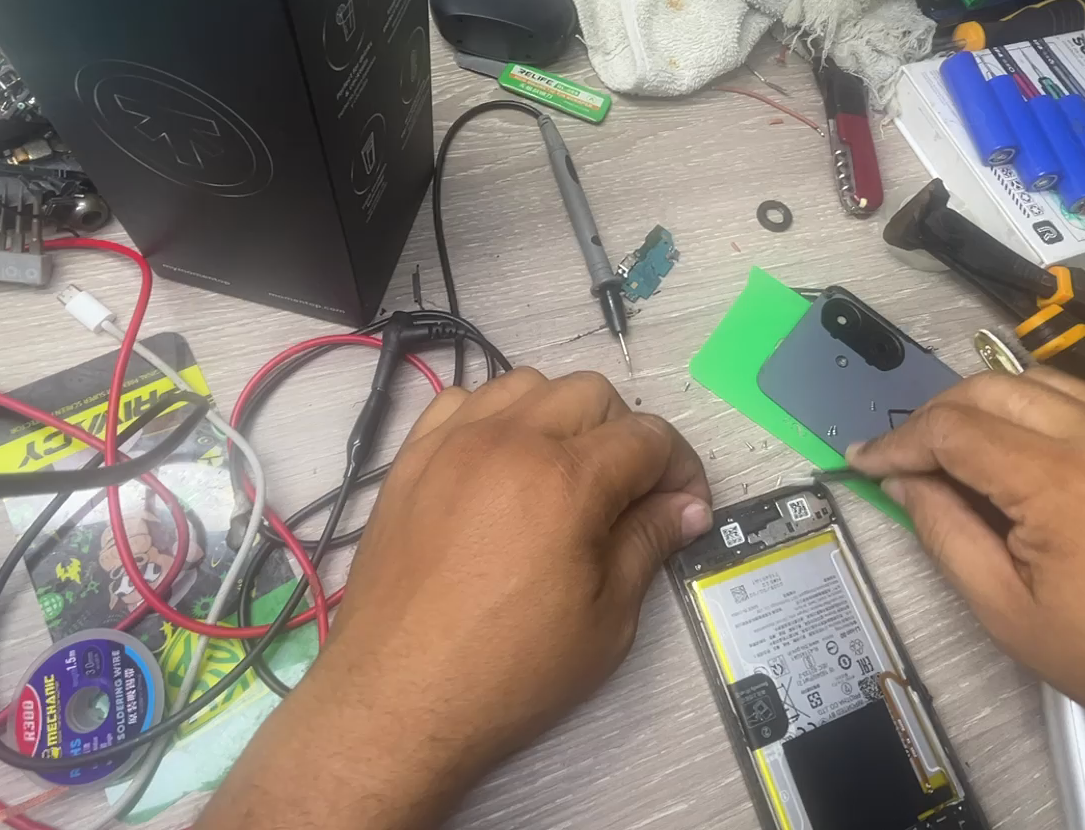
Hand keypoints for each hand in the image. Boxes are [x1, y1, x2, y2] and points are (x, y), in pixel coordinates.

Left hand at [201, 368, 710, 829]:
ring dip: (561, 415)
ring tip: (562, 470)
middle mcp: (510, 439)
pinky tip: (499, 460)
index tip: (683, 504)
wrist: (395, 700)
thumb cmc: (510, 671)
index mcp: (566, 480)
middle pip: (592, 392)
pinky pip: (464, 399)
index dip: (680, 466)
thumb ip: (650, 542)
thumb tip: (688, 505)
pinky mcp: (412, 455)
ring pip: (528, 384)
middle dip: (625, 433)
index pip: (647, 437)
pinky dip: (495, 415)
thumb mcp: (606, 619)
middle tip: (626, 491)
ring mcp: (454, 440)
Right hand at [847, 368, 1084, 829]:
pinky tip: (1015, 445)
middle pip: (990, 388)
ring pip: (1035, 380)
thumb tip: (904, 478)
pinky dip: (1031, 407)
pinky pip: (1081, 398)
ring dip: (981, 404)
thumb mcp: (1005, 612)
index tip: (862, 461)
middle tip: (904, 457)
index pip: (954, 429)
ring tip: (952, 447)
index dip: (898, 441)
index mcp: (1064, 484)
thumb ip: (941, 530)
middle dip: (934, 415)